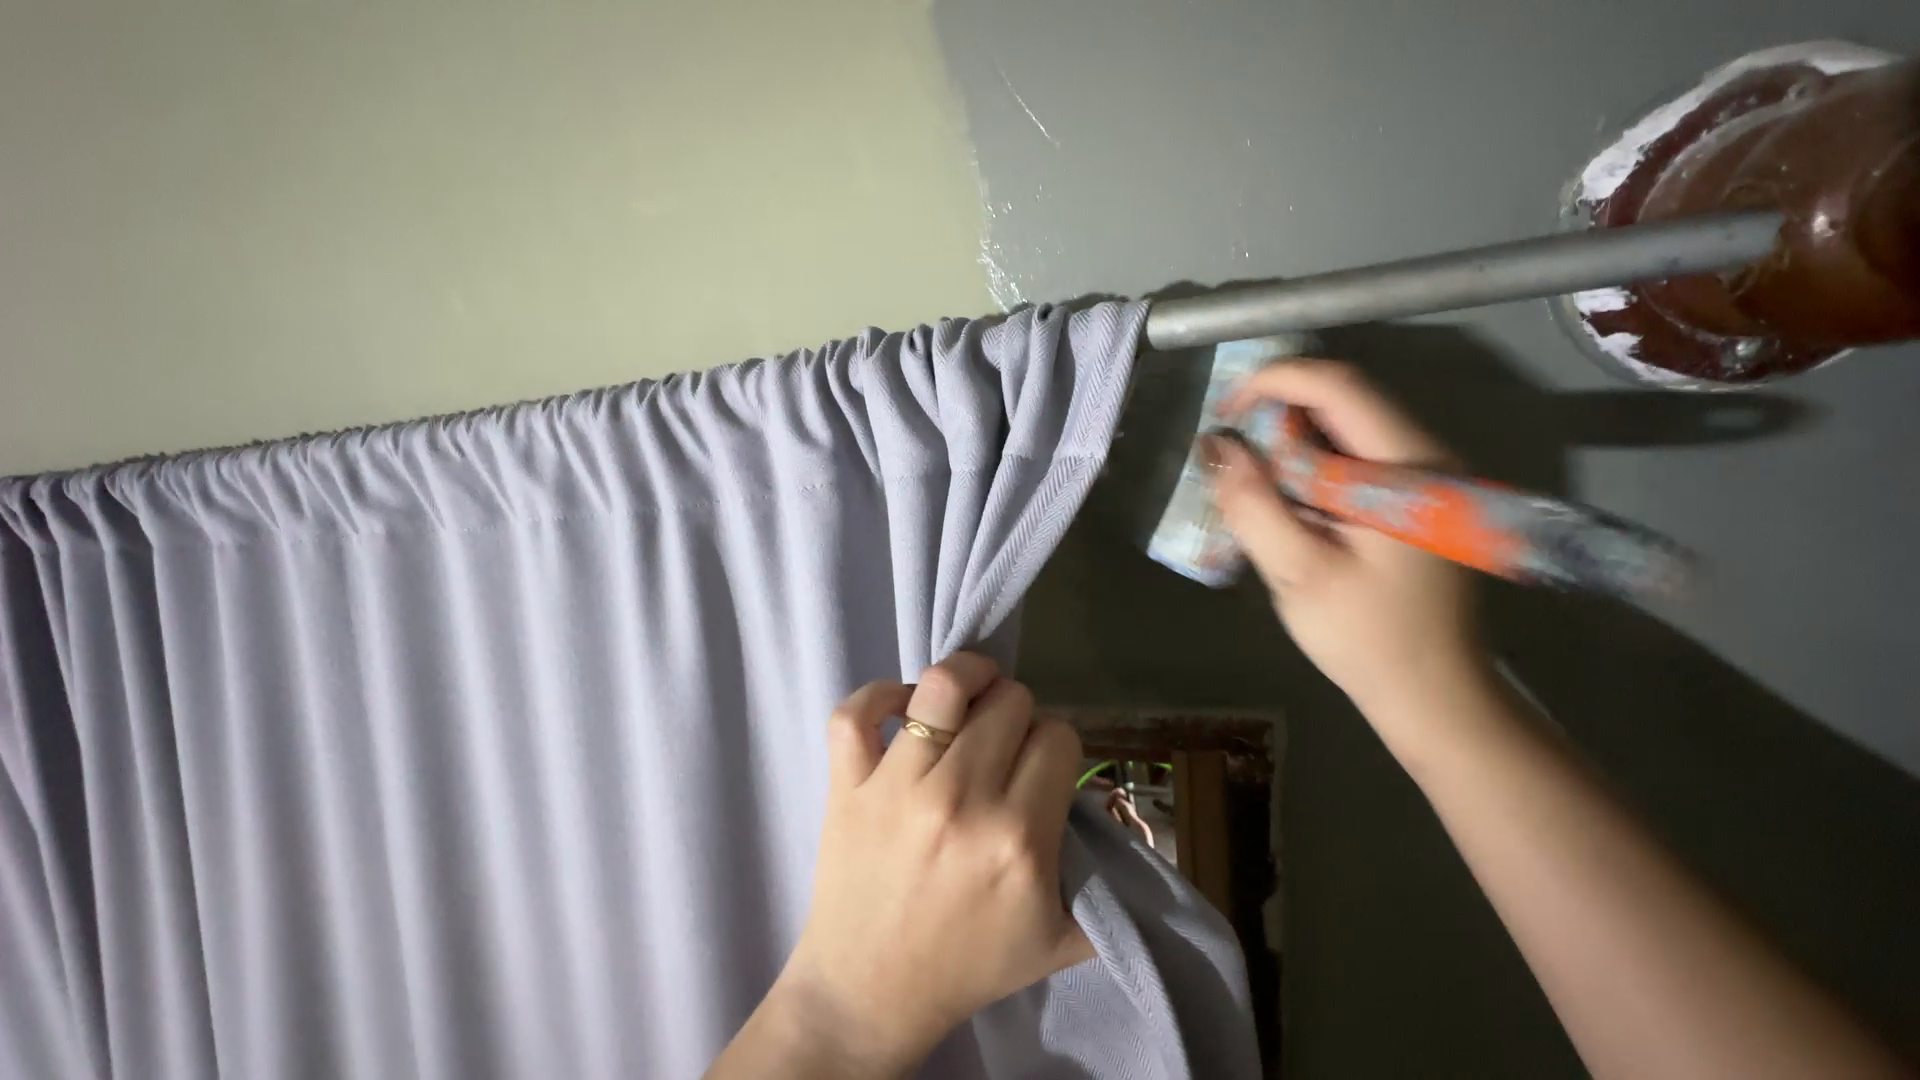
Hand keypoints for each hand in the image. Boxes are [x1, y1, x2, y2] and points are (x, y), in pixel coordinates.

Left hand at [770, 653, 1092, 1074]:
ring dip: (967, 678)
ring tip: (971, 694)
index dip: (1057, 745)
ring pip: (943, 687)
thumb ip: (1109, 880)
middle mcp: (961, 801)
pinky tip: (902, 706)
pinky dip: (879, 694)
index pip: (1059, 737)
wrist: (872, 993)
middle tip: (1006, 745)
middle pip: (1010, 702)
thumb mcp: (1064, 938)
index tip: (1042, 765)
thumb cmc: (971, 964)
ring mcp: (896, 788)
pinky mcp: (846, 786)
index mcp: (1020, 839)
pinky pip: (855, 712)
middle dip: (1019, 715)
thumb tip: (1121, 809)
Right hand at [1201, 359, 1488, 716]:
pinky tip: (1289, 500)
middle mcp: (1428, 456)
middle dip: (1279, 414)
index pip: (1339, 387)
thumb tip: (1215, 444)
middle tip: (1231, 453)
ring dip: (1293, 441)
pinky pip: (1358, 457)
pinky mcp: (1416, 498)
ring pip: (1349, 428)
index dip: (1274, 382)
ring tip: (1252, 479)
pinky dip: (1314, 465)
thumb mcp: (1297, 571)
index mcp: (1408, 467)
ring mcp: (1427, 477)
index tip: (1223, 410)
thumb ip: (1252, 503)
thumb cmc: (1365, 636)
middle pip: (1345, 401)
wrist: (1431, 692)